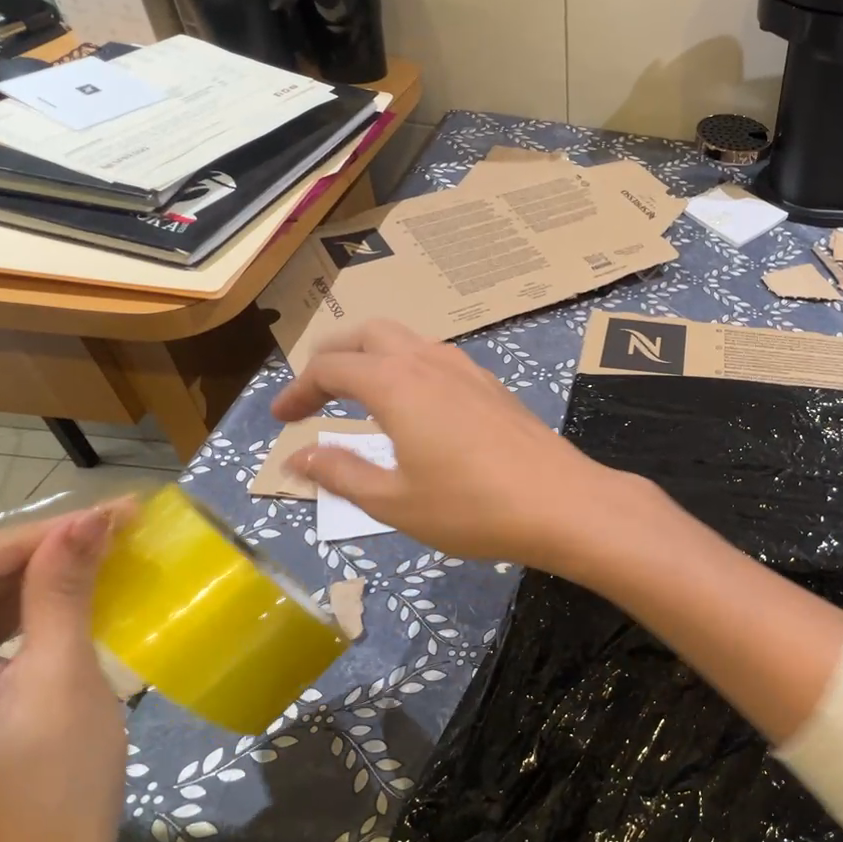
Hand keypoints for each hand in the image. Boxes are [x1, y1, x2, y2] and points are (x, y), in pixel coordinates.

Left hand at [0, 508, 128, 841]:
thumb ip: (63, 591)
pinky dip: (10, 617)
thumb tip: (93, 516)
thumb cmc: (54, 784)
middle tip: (112, 529)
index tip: (103, 520)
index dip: (22, 539)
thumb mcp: (63, 678)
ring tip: (101, 553)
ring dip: (24, 582)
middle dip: (28, 557)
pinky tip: (67, 594)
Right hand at [273, 320, 644, 573]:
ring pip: (410, 341)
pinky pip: (440, 360)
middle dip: (334, 355)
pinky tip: (415, 406)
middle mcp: (431, 363)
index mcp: (397, 383)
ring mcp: (470, 370)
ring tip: (358, 394)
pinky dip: (410, 368)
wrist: (561, 502)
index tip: (281, 420)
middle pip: (370, 334)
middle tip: (314, 392)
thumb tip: (296, 456)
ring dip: (375, 357)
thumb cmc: (472, 507)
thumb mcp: (394, 501)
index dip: (298, 390)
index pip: (331, 367)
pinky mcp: (495, 387)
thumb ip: (340, 472)